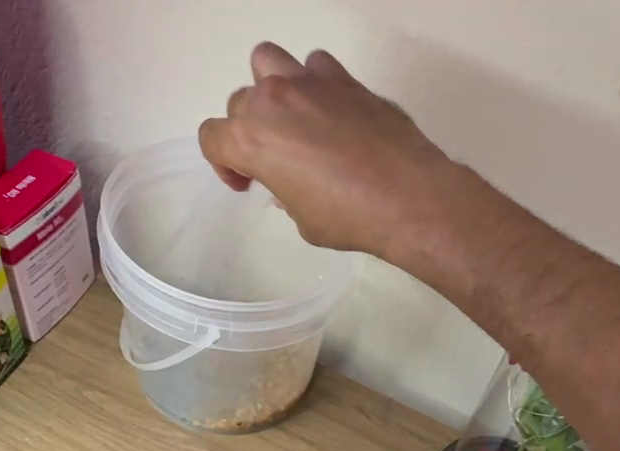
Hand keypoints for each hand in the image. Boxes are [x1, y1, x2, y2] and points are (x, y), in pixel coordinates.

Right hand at [198, 43, 471, 258]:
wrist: (406, 196)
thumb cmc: (350, 219)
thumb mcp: (304, 221)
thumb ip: (286, 194)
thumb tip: (292, 183)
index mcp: (252, 140)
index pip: (213, 138)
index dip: (224, 164)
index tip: (247, 183)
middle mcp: (273, 101)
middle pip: (240, 102)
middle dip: (250, 131)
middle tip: (275, 162)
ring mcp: (309, 83)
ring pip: (267, 61)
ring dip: (271, 87)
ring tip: (294, 120)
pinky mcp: (344, 79)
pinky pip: (316, 65)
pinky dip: (317, 85)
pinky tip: (333, 113)